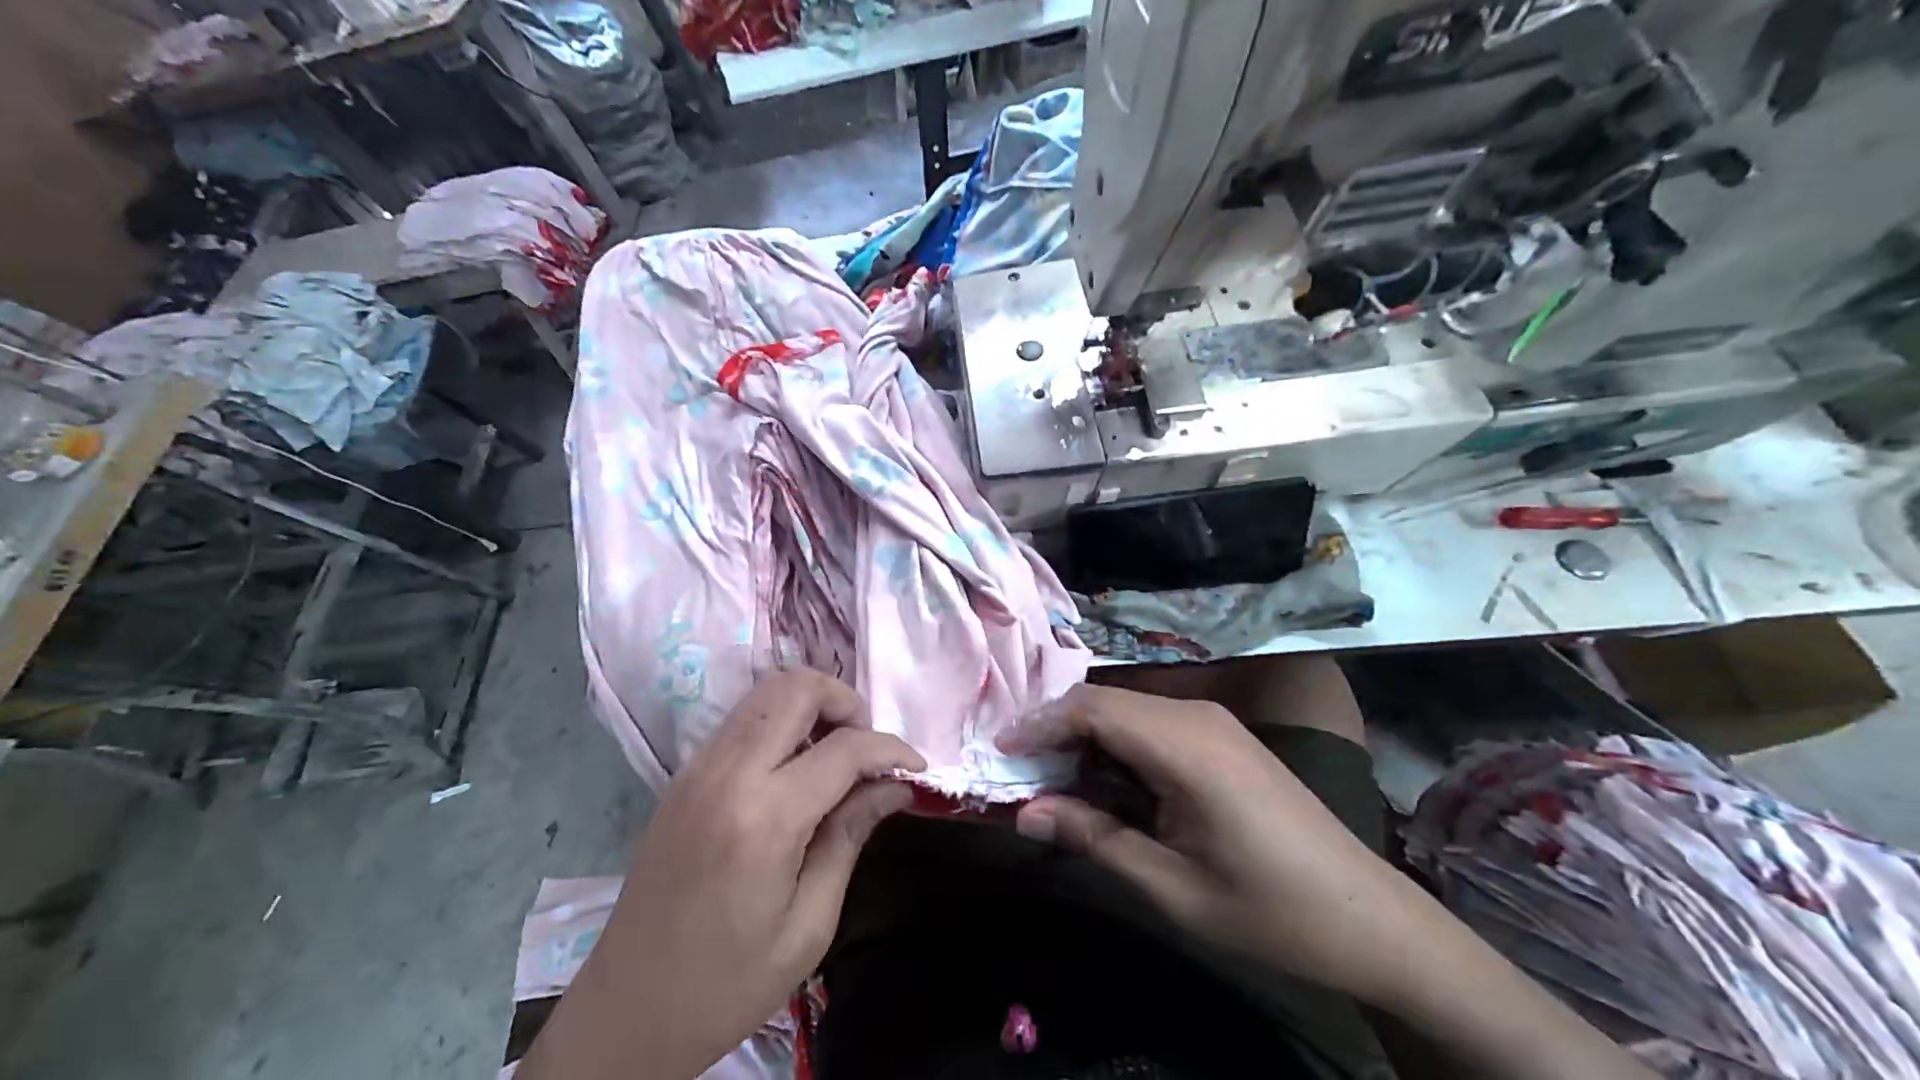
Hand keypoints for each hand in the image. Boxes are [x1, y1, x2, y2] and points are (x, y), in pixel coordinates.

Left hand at [520, 671, 924, 1079]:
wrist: (627, 1012)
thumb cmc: (727, 983)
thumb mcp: (809, 925)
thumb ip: (850, 838)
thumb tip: (894, 787)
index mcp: (764, 816)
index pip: (844, 747)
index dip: (891, 749)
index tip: (916, 768)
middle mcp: (726, 773)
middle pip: (795, 687)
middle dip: (846, 701)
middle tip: (868, 750)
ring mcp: (697, 768)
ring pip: (765, 693)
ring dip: (811, 706)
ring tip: (837, 755)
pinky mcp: (683, 776)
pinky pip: (742, 720)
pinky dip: (780, 722)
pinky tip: (796, 768)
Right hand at [998, 683, 1434, 1005]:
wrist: (1369, 919)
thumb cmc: (1269, 911)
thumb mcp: (1172, 887)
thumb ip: (1095, 839)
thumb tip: (1026, 813)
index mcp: (1186, 748)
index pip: (1092, 709)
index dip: (1039, 724)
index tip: (1000, 751)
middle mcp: (1198, 718)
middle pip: (1105, 701)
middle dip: (1055, 730)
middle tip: (1018, 771)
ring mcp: (1214, 724)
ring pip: (1127, 710)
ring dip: (1084, 738)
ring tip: (1051, 780)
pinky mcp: (1224, 738)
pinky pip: (1153, 725)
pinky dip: (1117, 745)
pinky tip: (1105, 782)